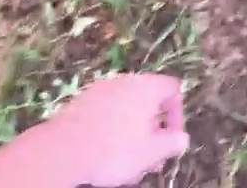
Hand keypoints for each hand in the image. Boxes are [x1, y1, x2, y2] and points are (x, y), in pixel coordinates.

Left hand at [40, 74, 189, 186]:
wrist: (64, 149)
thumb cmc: (114, 150)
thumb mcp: (150, 152)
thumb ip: (171, 143)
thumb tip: (182, 138)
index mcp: (146, 87)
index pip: (173, 89)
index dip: (177, 115)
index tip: (171, 140)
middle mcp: (126, 81)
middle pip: (149, 102)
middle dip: (152, 132)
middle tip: (150, 160)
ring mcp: (103, 89)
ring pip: (127, 111)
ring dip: (132, 135)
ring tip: (127, 164)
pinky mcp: (84, 101)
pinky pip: (107, 113)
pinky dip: (112, 130)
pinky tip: (106, 154)